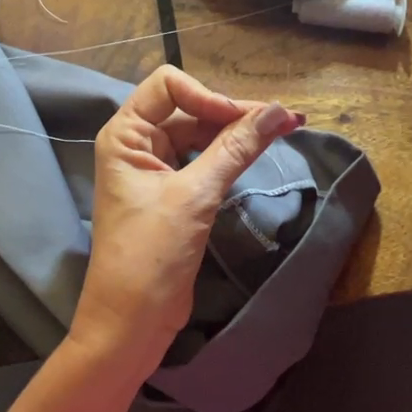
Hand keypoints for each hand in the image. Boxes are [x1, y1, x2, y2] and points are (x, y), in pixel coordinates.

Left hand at [70, 66, 302, 374]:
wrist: (130, 325)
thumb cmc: (150, 256)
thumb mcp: (195, 196)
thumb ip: (235, 149)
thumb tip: (279, 110)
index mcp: (125, 135)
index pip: (168, 85)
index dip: (208, 95)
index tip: (244, 121)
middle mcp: (136, 144)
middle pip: (189, 107)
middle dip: (233, 112)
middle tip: (286, 121)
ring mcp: (155, 169)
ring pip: (200, 133)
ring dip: (238, 132)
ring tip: (283, 131)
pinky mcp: (173, 193)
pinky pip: (204, 159)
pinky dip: (231, 155)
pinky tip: (259, 152)